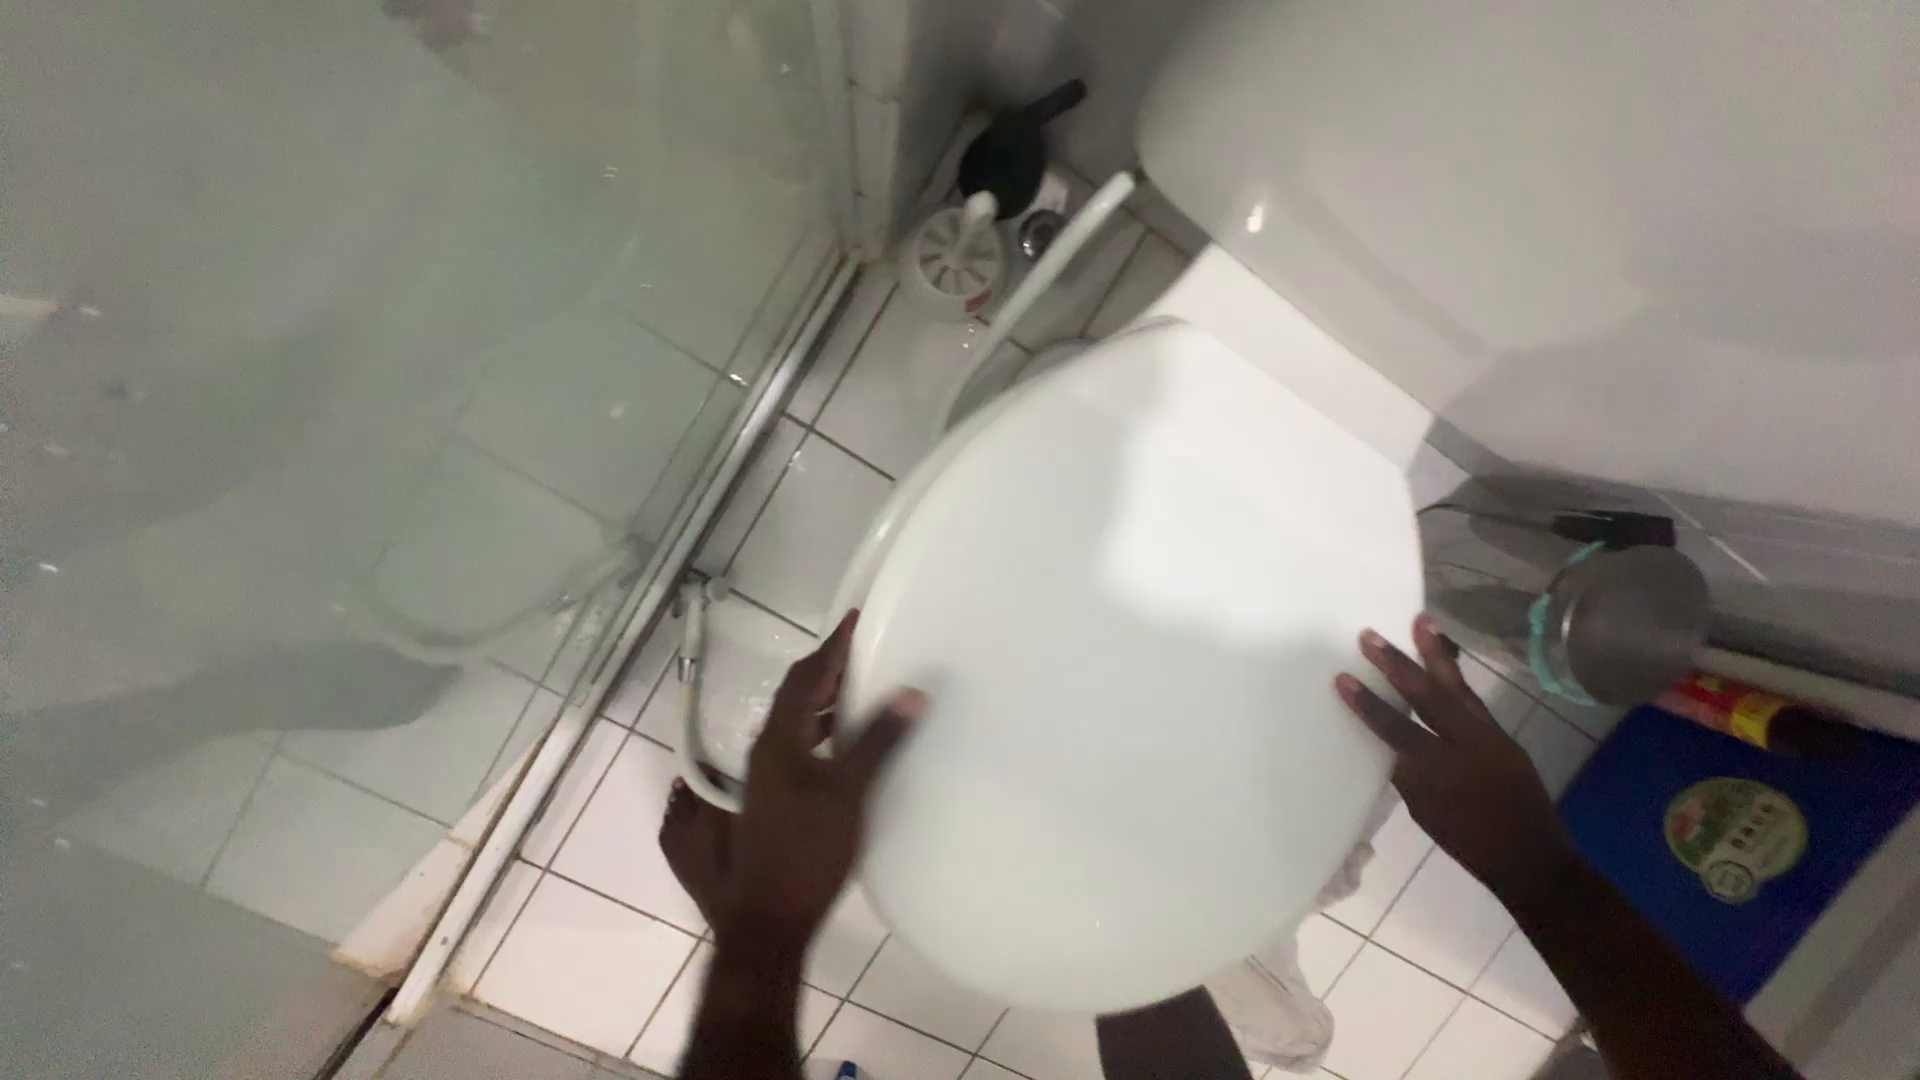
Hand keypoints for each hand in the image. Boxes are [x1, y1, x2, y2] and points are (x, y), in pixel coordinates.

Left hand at [726, 610, 922, 949]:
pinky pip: (798, 744)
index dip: (831, 646)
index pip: (805, 677)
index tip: (855, 619)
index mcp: (779, 740)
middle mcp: (766, 750)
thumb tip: (911, 693)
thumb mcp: (849, 792)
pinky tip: (844, 742)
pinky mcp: (773, 796)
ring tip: (860, 687)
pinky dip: (821, 729)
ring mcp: (766, 775)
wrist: (769, 917)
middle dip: (827, 668)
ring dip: (824, 699)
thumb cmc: (808, 850)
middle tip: (863, 649)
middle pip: (796, 694)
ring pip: (795, 721)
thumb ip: (879, 740)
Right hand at [1335, 615, 1580, 905]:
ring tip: (1421, 622)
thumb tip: (1388, 740)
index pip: (1396, 729)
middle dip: (1397, 665)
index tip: (1342, 678)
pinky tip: (1444, 662)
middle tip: (1370, 637)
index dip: (1368, 704)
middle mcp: (1468, 746)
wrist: (1535, 862)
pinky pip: (1473, 700)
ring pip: (1457, 688)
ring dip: (1435, 654)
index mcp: (1440, 770)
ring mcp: (1491, 738)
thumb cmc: (1468, 843)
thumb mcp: (1424, 810)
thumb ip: (1407, 771)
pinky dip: (1455, 678)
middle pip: (1428, 697)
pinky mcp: (1504, 737)